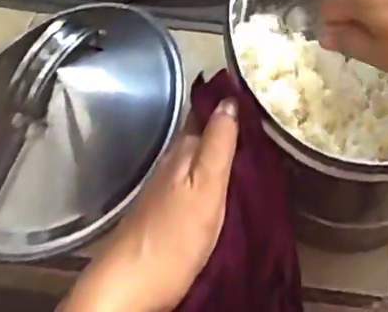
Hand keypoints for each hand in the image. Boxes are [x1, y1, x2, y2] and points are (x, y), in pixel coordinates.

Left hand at [61, 99, 238, 311]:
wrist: (125, 291)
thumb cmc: (172, 238)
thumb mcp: (206, 187)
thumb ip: (219, 143)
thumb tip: (229, 99)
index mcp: (184, 148)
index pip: (208, 110)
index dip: (229, 100)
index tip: (256, 94)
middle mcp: (172, 160)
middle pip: (204, 132)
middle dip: (228, 125)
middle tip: (262, 123)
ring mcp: (163, 186)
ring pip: (198, 157)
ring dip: (219, 151)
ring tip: (249, 152)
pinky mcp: (161, 212)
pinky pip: (192, 180)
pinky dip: (209, 176)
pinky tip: (221, 186)